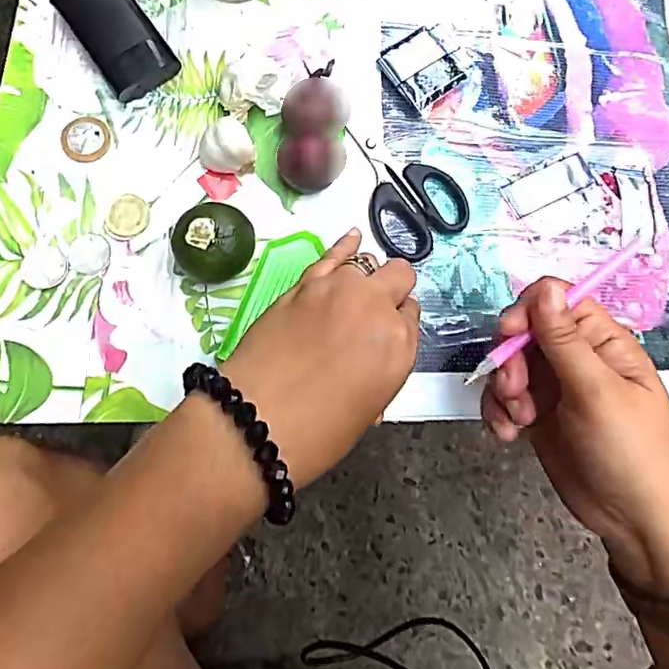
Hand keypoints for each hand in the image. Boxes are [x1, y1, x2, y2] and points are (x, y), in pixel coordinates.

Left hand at [220, 229, 418, 486]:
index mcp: (399, 346)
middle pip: (398, 278)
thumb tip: (371, 354)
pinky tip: (352, 237)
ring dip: (363, 278)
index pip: (411, 316)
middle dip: (391, 291)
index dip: (398, 322)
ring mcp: (338, 290)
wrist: (256, 419)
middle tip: (373, 312)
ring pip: (365, 265)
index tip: (386, 330)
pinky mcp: (304, 284)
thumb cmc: (316, 431)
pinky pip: (332, 255)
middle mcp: (375, 309)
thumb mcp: (367, 407)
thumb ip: (380, 367)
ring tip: (352, 295)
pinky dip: (343, 246)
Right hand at [483, 278, 668, 603]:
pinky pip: (503, 396)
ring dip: (502, 388)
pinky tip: (509, 433)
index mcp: (602, 342)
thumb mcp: (597, 393)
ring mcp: (554, 385)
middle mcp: (577, 357)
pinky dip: (498, 410)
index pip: (555, 299)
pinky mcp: (537, 412)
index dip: (527, 310)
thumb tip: (545, 287)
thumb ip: (564, 340)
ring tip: (518, 419)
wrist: (636, 524)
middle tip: (515, 389)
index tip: (511, 335)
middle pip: (523, 331)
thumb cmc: (633, 454)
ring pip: (507, 363)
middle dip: (509, 357)